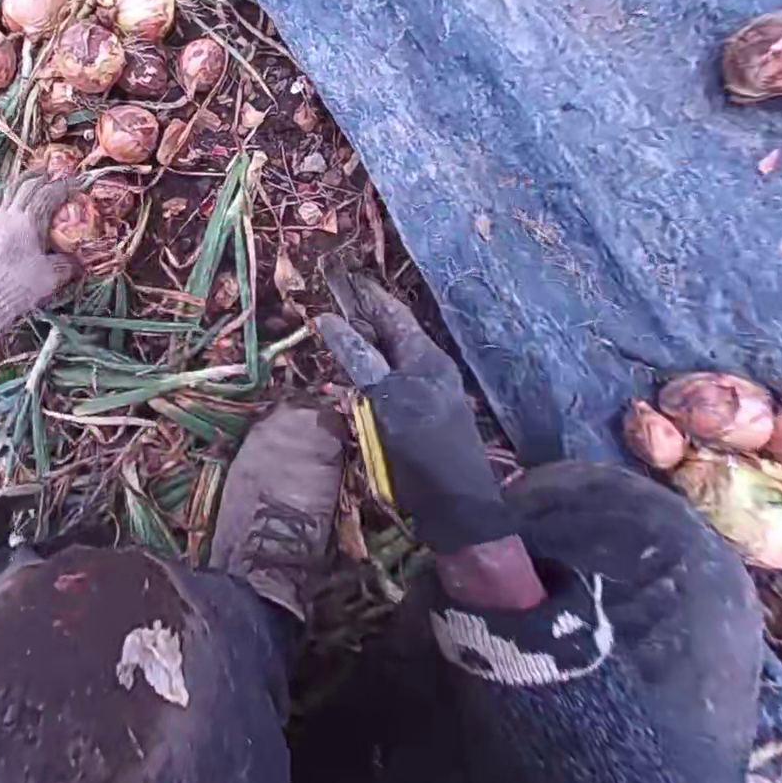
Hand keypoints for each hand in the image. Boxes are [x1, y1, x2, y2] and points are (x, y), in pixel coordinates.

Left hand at [0, 172, 77, 347]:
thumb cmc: (21, 284)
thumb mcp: (52, 275)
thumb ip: (68, 264)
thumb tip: (82, 262)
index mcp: (29, 220)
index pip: (48, 194)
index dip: (63, 186)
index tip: (76, 182)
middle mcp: (9, 216)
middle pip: (24, 187)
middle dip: (39, 178)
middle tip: (51, 174)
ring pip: (5, 195)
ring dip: (18, 186)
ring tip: (26, 183)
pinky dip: (1, 203)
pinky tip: (1, 208)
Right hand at [321, 274, 512, 554]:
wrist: (455, 506)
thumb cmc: (421, 447)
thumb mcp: (385, 397)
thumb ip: (357, 357)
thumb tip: (326, 319)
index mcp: (425, 357)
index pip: (393, 313)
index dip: (367, 294)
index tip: (341, 277)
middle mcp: (428, 367)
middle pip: (389, 333)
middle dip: (360, 317)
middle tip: (328, 304)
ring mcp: (424, 391)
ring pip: (387, 357)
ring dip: (361, 345)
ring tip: (333, 333)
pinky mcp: (416, 412)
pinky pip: (387, 381)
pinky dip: (365, 373)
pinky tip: (348, 377)